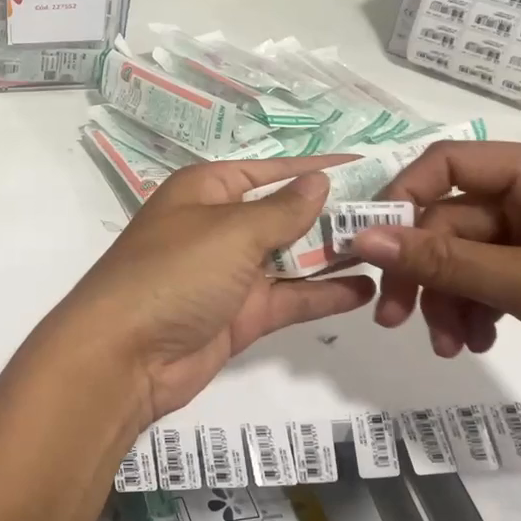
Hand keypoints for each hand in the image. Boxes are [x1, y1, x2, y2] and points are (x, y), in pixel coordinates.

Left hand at [50, 156, 376, 426]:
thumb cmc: (174, 273)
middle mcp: (216, 227)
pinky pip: (289, 298)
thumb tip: (317, 181)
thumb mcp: (231, 232)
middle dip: (332, 214)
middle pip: (282, 214)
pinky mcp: (239, 317)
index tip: (366, 165)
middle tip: (396, 214)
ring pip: (290, 257)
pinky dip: (323, 294)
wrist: (124, 355)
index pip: (267, 171)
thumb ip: (281, 210)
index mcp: (204, 191)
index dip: (313, 168)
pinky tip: (368, 289)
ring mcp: (228, 274)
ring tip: (393, 248)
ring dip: (334, 254)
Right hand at [351, 141, 520, 415]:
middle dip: (423, 270)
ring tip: (447, 346)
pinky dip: (471, 308)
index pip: (452, 162)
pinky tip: (474, 342)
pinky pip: (486, 277)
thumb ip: (443, 261)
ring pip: (463, 253)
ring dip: (445, 297)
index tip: (369, 245)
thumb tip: (358, 239)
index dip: (404, 197)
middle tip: (391, 316)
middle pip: (452, 217)